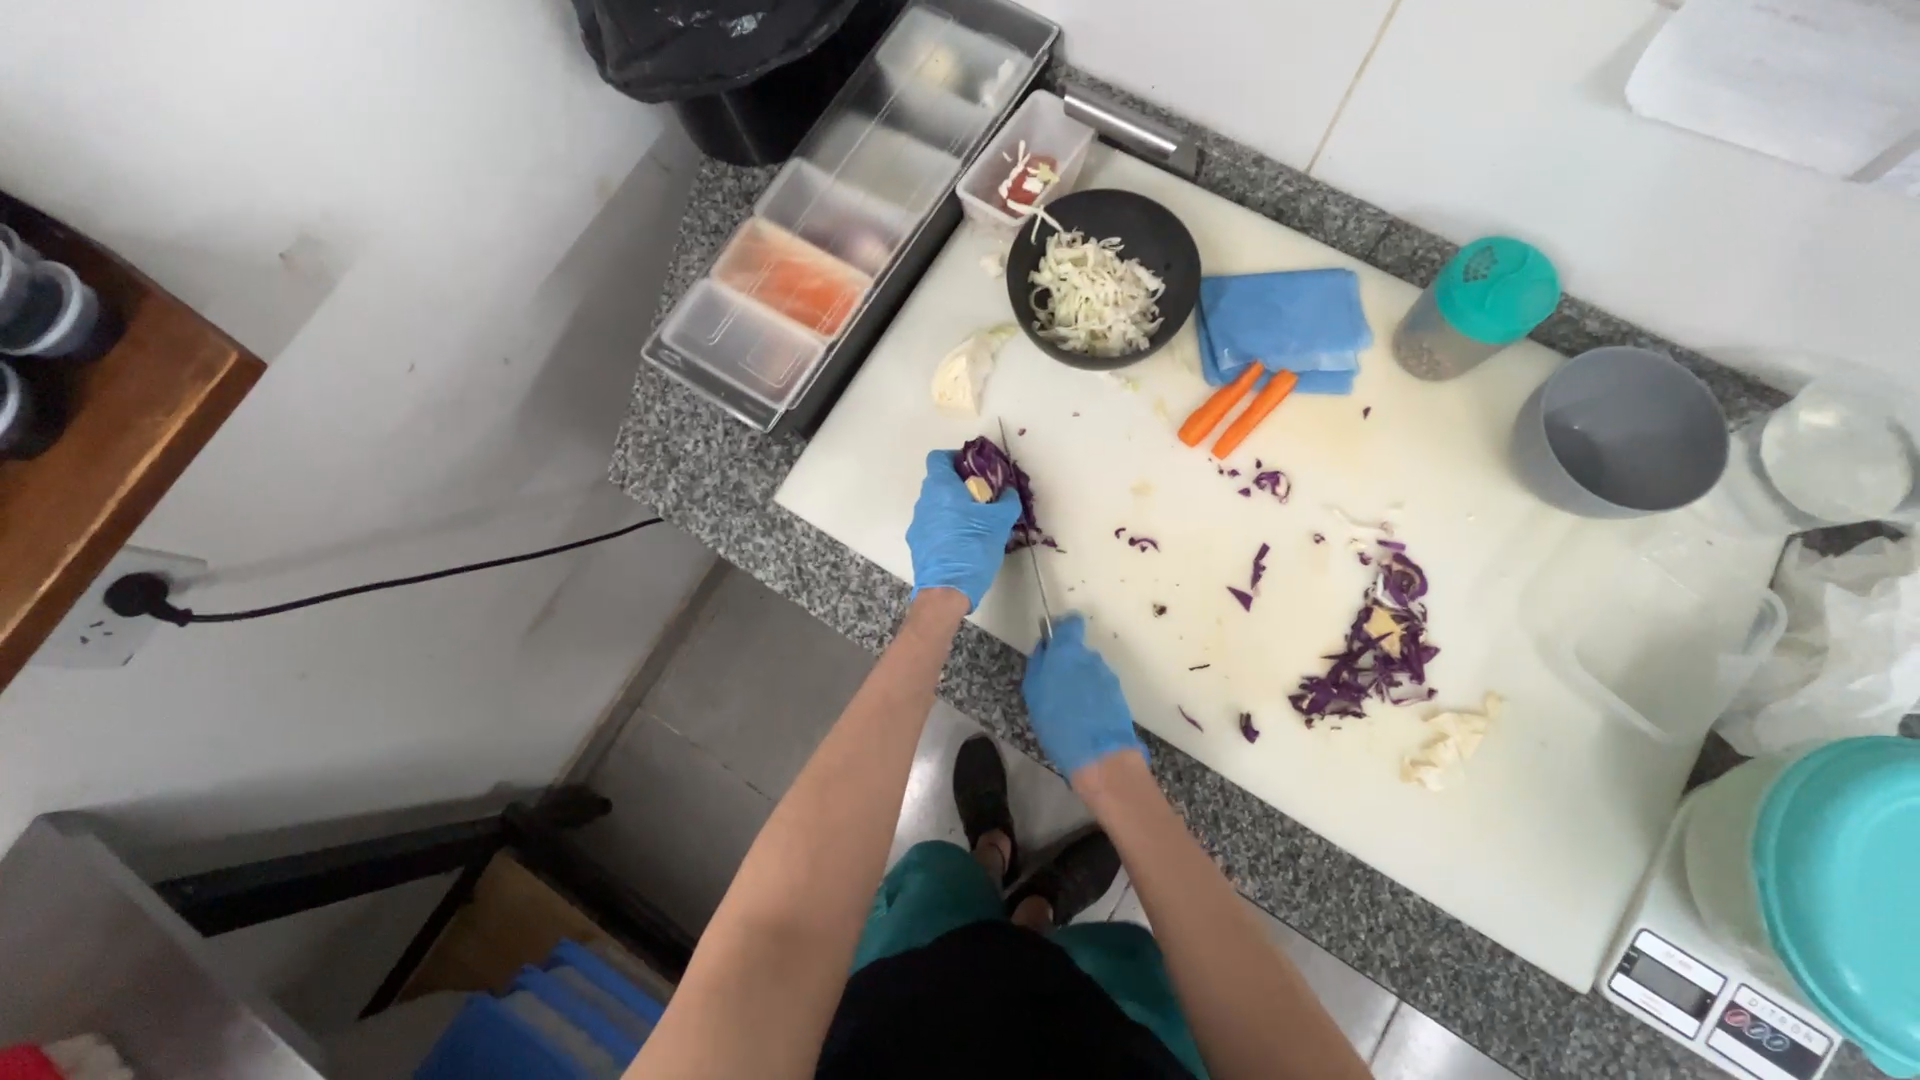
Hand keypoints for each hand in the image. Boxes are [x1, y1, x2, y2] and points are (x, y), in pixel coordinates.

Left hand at [906, 449, 1021, 610]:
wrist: (946, 591)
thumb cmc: (972, 548)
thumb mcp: (999, 523)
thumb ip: (1006, 501)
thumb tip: (1007, 491)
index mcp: (940, 488)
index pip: (938, 458)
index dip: (956, 458)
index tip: (974, 470)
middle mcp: (923, 502)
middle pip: (938, 483)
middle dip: (959, 486)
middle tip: (982, 498)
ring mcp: (917, 525)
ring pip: (935, 506)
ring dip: (952, 508)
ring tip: (974, 524)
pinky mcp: (917, 545)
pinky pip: (933, 527)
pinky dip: (946, 528)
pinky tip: (962, 543)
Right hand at [1022, 614, 1146, 776]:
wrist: (1099, 755)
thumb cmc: (1057, 722)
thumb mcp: (1033, 693)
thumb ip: (1038, 664)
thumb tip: (1044, 648)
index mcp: (1068, 652)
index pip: (1071, 623)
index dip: (1063, 628)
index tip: (1054, 641)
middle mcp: (1091, 658)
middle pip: (1079, 651)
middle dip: (1068, 664)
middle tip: (1056, 687)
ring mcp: (1108, 676)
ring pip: (1091, 671)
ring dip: (1081, 682)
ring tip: (1071, 708)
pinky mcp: (1119, 695)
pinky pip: (1101, 688)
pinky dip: (1093, 697)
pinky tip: (1086, 718)